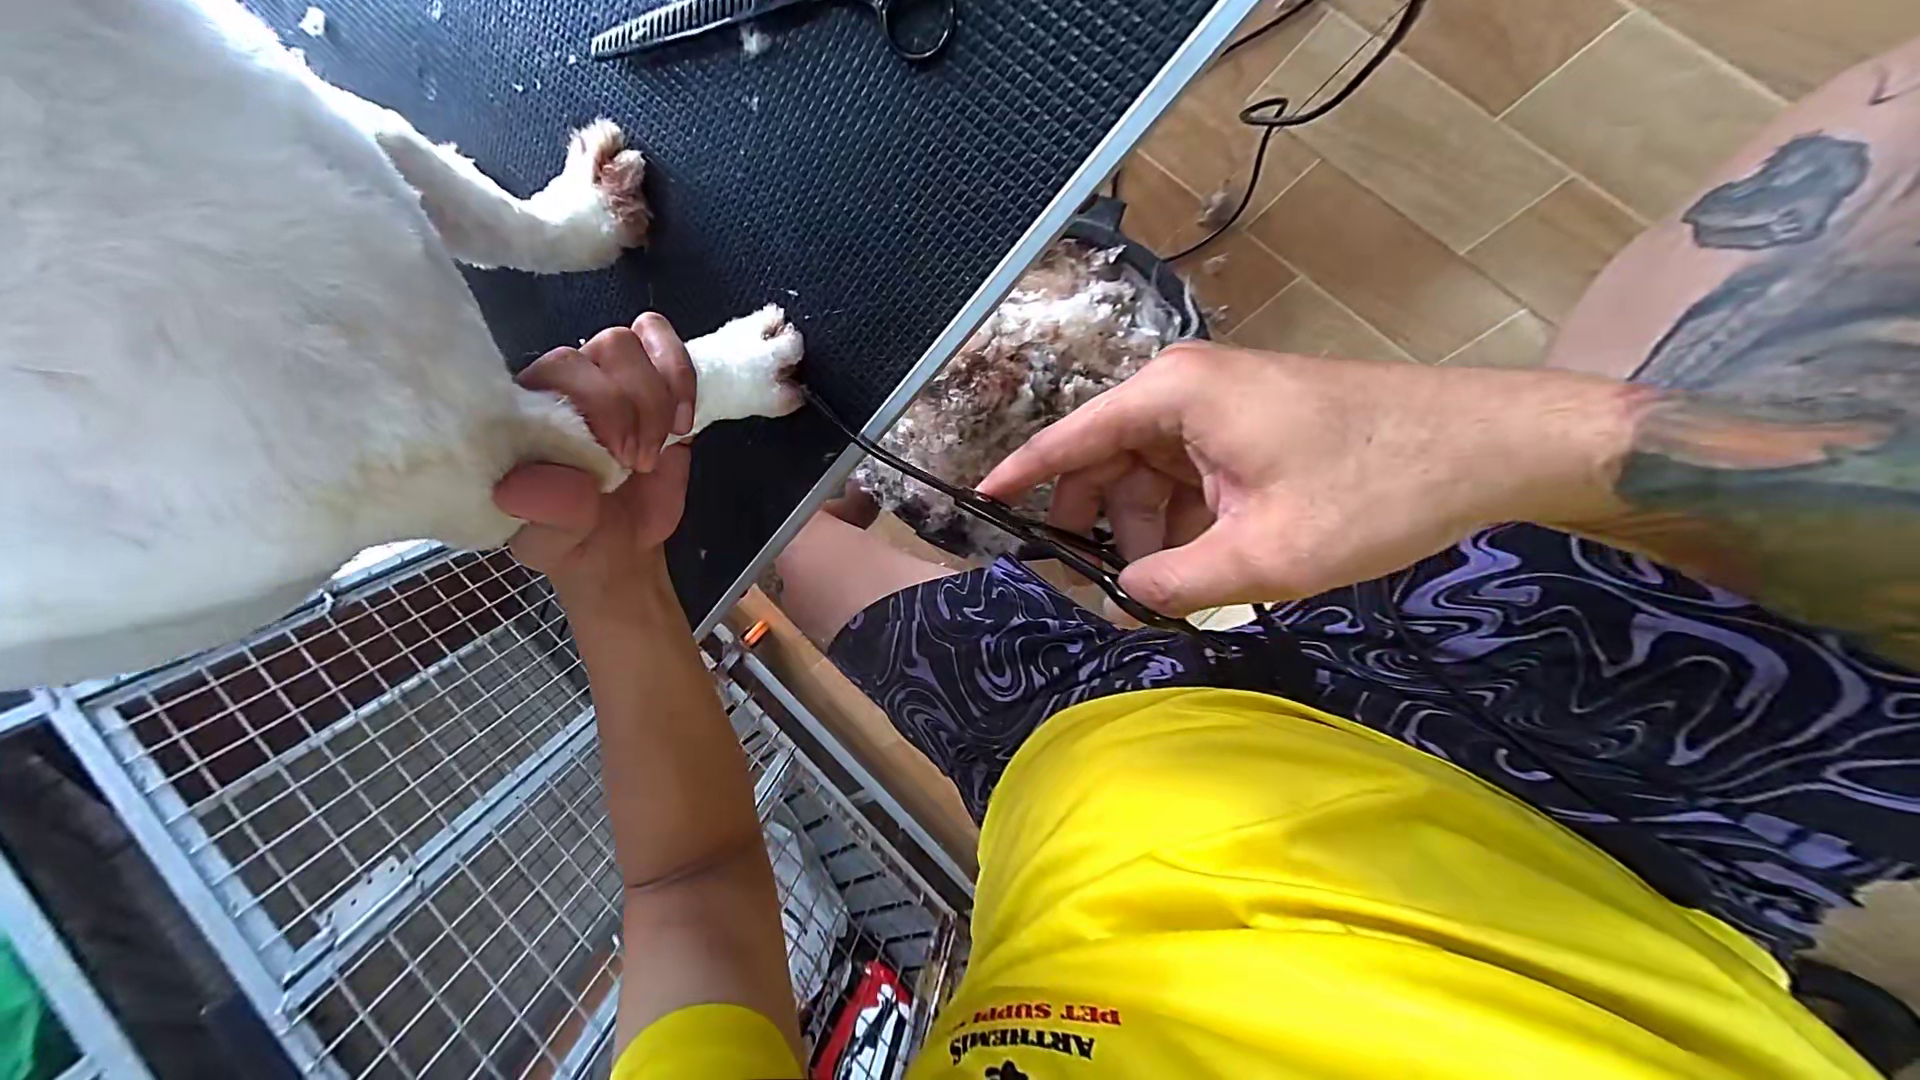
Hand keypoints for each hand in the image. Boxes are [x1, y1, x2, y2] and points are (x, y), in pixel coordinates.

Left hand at [493, 313, 697, 614]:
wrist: (623, 552)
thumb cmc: (578, 542)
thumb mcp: (551, 542)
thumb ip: (544, 512)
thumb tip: (524, 484)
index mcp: (532, 411)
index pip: (562, 367)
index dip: (600, 402)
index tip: (618, 458)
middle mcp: (573, 386)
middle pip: (608, 347)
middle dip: (636, 403)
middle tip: (641, 461)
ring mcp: (619, 384)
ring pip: (639, 339)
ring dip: (662, 392)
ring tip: (665, 442)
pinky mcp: (662, 393)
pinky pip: (672, 350)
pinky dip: (685, 377)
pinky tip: (686, 421)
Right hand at [978, 342, 1644, 615]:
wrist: (1493, 447)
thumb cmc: (1377, 487)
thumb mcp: (1266, 553)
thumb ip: (1174, 582)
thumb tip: (1120, 599)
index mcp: (1174, 395)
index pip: (1072, 436)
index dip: (1023, 474)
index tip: (979, 500)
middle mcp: (1184, 392)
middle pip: (1107, 463)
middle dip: (1102, 527)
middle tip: (1108, 589)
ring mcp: (1214, 411)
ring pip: (1147, 479)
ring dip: (1151, 535)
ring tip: (1177, 589)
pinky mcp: (1243, 432)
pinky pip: (1185, 482)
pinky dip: (1184, 526)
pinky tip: (1207, 565)